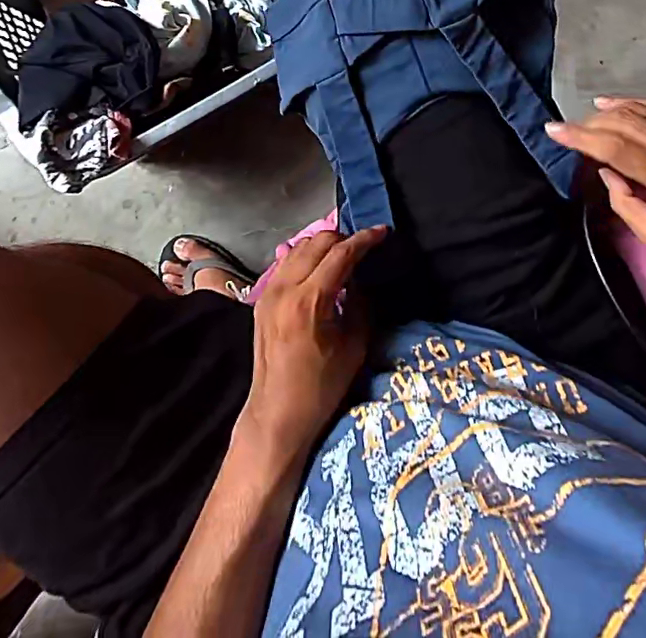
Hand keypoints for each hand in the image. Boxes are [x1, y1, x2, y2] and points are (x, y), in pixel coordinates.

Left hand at [237, 227, 384, 454]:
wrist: (277, 413)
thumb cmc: (322, 385)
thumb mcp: (354, 344)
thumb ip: (360, 303)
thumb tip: (361, 277)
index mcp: (309, 301)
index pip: (340, 253)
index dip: (365, 239)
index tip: (383, 232)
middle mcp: (284, 289)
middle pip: (317, 241)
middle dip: (344, 238)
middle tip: (364, 248)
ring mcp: (269, 292)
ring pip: (299, 247)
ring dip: (324, 245)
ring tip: (344, 257)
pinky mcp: (262, 299)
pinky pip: (287, 263)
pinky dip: (306, 258)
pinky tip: (320, 270)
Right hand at [546, 96, 645, 267]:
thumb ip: (625, 206)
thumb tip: (607, 172)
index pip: (618, 149)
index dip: (581, 137)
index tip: (554, 130)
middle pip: (626, 124)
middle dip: (590, 124)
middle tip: (569, 131)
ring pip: (641, 111)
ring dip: (608, 112)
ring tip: (585, 120)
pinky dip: (632, 106)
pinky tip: (612, 106)